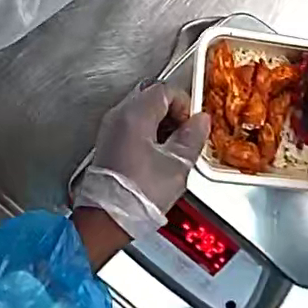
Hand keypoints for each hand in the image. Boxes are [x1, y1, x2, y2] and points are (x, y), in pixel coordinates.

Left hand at [74, 83, 207, 242]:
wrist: (106, 218)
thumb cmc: (138, 193)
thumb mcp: (176, 165)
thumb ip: (192, 137)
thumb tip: (201, 121)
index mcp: (135, 114)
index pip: (165, 89)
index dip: (184, 104)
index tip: (193, 124)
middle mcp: (119, 115)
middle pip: (151, 95)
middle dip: (172, 112)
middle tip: (185, 134)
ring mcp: (110, 127)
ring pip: (141, 109)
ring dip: (160, 122)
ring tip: (172, 148)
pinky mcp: (108, 141)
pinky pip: (131, 124)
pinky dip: (147, 131)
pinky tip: (156, 155)